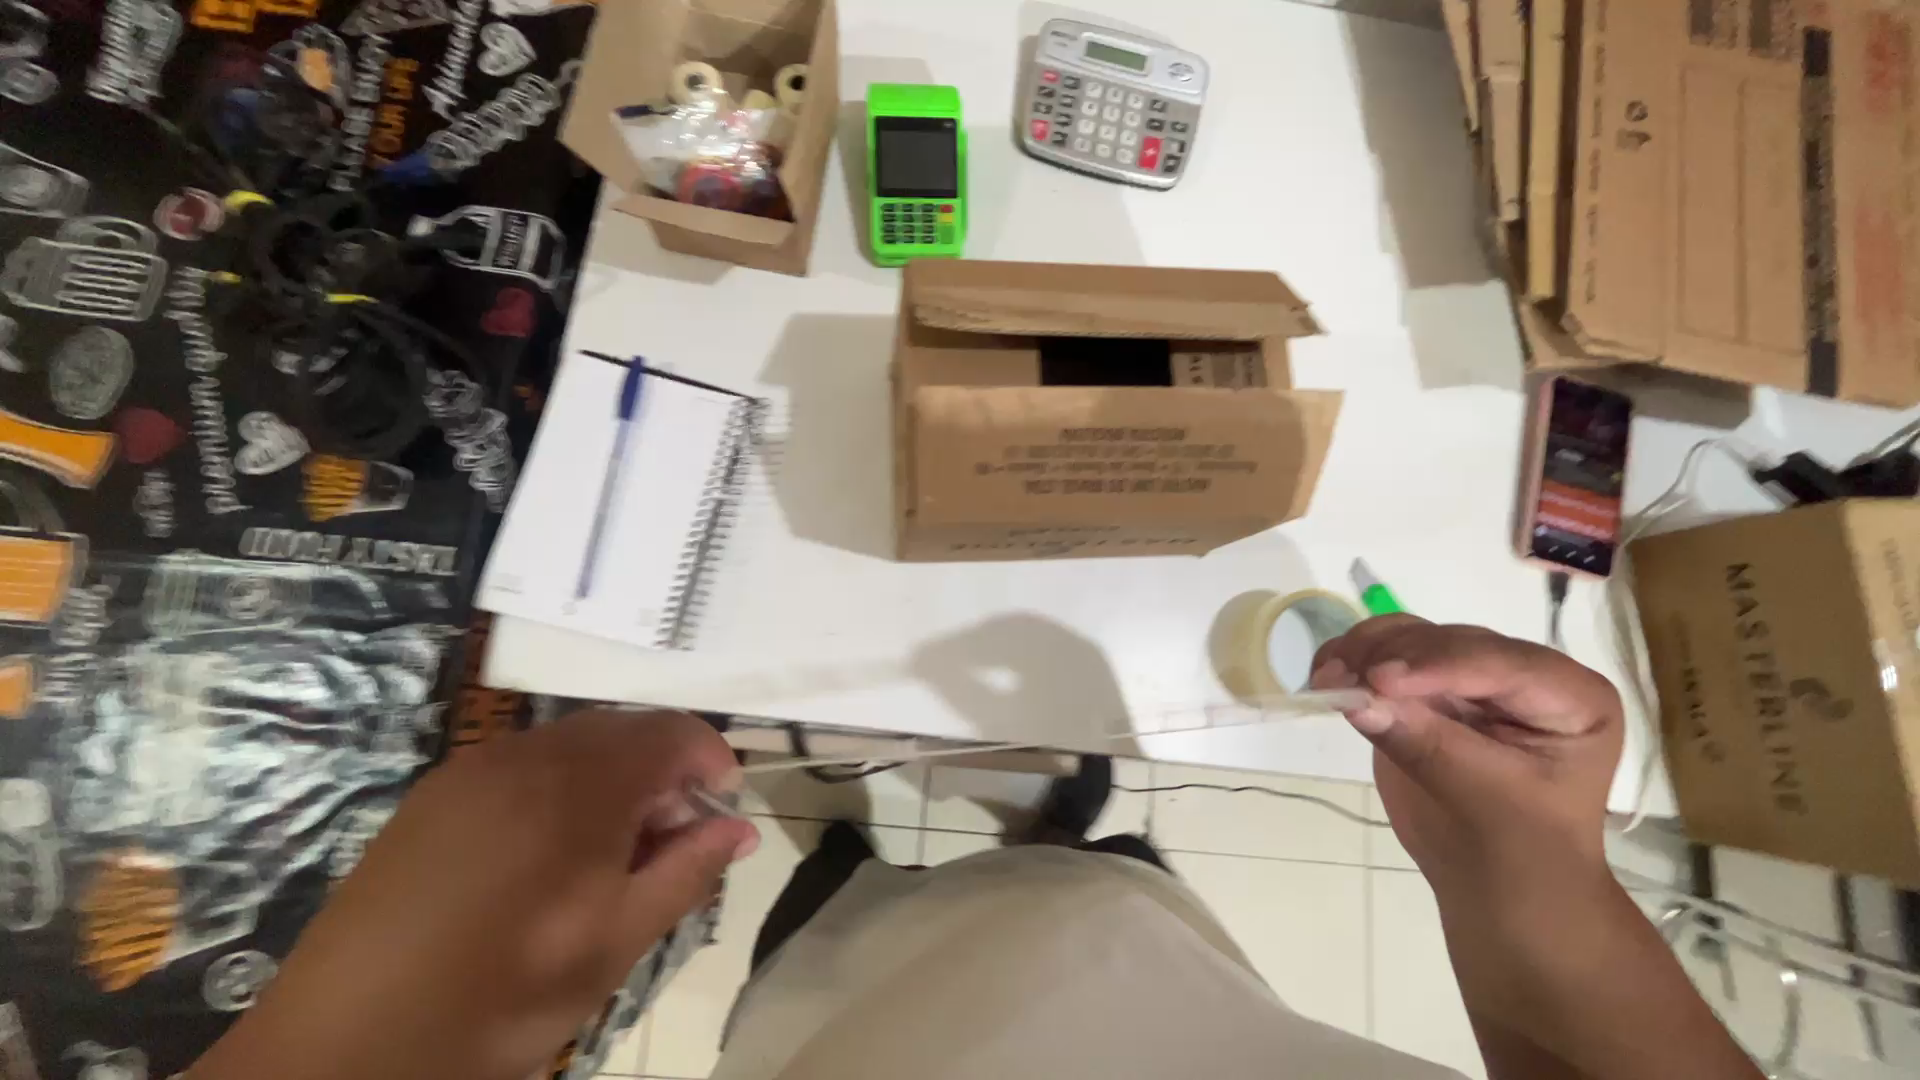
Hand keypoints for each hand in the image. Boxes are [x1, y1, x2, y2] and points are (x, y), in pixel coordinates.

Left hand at [193, 709, 758, 1079]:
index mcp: (577, 786)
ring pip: (574, 744)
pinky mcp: (435, 793)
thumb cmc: (500, 997)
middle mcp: (526, 756)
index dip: (711, 759)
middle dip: (664, 772)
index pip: (671, 732)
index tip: (721, 809)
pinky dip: (563, 786)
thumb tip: (740, 829)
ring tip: (612, 850)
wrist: (339, 1053)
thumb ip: (688, 871)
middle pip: (625, 731)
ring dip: (615, 778)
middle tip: (670, 839)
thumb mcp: (617, 943)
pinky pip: (525, 764)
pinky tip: (550, 850)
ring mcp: (473, 769)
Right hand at [1310, 617, 1622, 903]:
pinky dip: (1349, 659)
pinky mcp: (1419, 687)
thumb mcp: (1485, 800)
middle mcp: (1519, 673)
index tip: (1377, 681)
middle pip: (1447, 642)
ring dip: (1361, 651)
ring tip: (1326, 679)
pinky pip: (1379, 654)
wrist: (1496, 881)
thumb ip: (1427, 745)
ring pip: (1407, 636)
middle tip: (1337, 680)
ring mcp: (1466, 675)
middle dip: (1390, 656)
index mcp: (1570, 697)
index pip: (1500, 663)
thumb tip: (1359, 700)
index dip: (1438, 665)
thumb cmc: (1516, 851)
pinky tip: (1323, 677)